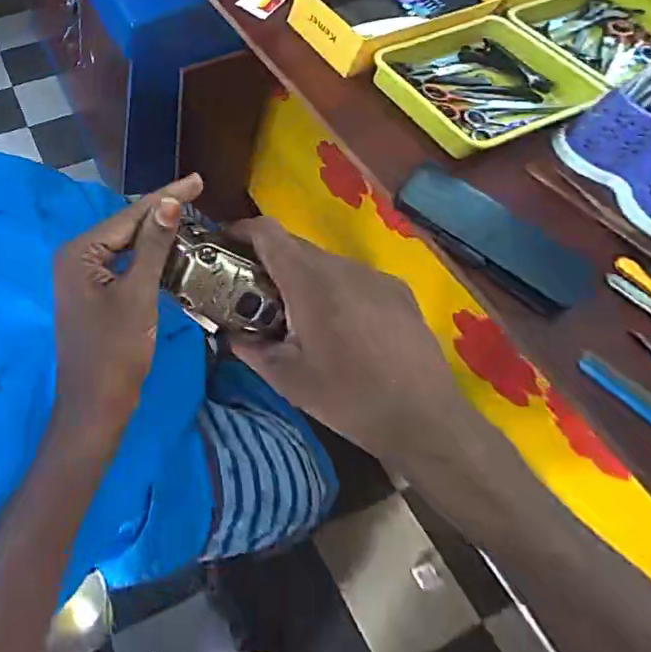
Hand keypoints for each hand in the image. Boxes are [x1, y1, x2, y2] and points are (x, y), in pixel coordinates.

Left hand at [51, 174, 202, 427]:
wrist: (95, 407)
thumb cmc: (116, 351)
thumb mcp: (138, 294)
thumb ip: (153, 246)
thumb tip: (169, 202)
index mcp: (78, 252)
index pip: (127, 216)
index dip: (164, 196)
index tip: (196, 179)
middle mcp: (74, 257)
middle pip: (124, 227)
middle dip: (160, 212)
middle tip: (197, 192)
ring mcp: (82, 277)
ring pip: (125, 246)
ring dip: (155, 234)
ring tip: (190, 214)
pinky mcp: (93, 294)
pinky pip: (123, 265)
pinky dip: (147, 258)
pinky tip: (170, 249)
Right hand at [224, 217, 468, 462]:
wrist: (427, 421)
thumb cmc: (348, 398)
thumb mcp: (286, 378)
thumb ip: (249, 347)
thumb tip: (227, 332)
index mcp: (308, 282)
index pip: (266, 232)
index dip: (240, 230)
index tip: (224, 245)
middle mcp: (341, 267)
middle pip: (293, 245)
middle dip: (268, 260)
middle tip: (253, 292)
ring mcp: (374, 276)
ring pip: (323, 261)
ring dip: (302, 276)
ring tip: (299, 315)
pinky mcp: (398, 290)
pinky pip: (352, 276)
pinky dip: (334, 288)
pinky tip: (341, 326)